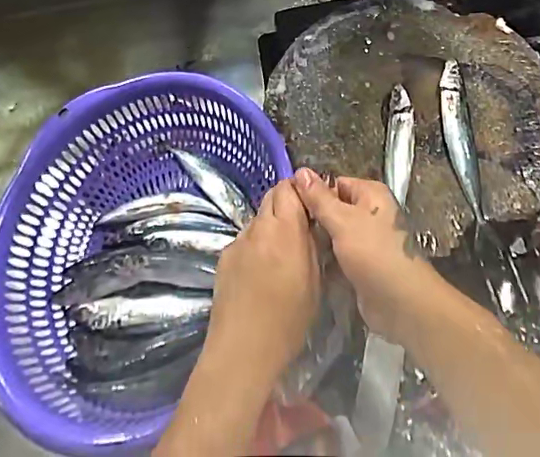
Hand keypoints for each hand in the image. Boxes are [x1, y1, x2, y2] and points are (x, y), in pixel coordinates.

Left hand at [205, 178, 320, 380]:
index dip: (301, 190)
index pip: (289, 187)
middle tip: (299, 228)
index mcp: (285, 229)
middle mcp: (259, 228)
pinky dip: (256, 245)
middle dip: (286, 204)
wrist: (241, 353)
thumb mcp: (315, 280)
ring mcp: (238, 242)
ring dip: (271, 226)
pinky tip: (260, 272)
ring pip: (258, 219)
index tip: (312, 205)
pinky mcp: (224, 258)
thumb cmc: (288, 321)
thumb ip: (313, 243)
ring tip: (280, 255)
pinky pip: (245, 240)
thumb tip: (313, 222)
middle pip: (272, 197)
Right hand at [292, 169, 445, 345]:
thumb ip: (320, 199)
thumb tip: (300, 171)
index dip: (312, 192)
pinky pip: (338, 255)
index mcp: (370, 194)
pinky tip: (303, 263)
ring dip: (317, 240)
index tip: (286, 203)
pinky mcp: (361, 264)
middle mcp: (370, 213)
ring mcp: (366, 240)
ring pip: (334, 234)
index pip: (335, 183)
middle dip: (313, 218)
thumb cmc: (373, 252)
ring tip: (287, 245)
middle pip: (334, 209)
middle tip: (282, 226)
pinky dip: (325, 258)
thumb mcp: (343, 220)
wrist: (399, 300)